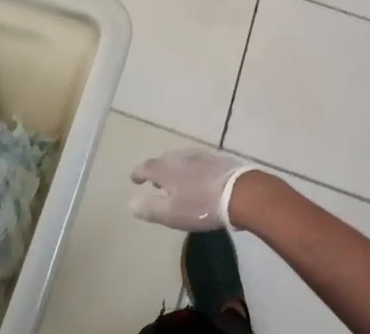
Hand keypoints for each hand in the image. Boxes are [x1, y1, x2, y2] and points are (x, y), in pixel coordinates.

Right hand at [128, 148, 256, 230]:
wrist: (239, 192)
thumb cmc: (201, 206)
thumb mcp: (171, 213)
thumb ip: (150, 208)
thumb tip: (130, 203)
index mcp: (167, 169)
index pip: (147, 167)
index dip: (139, 173)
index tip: (134, 178)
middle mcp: (181, 157)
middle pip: (164, 160)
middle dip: (157, 170)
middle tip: (155, 183)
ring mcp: (201, 156)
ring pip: (182, 159)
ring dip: (175, 168)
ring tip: (175, 180)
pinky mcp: (217, 159)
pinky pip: (197, 161)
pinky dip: (191, 168)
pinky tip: (198, 177)